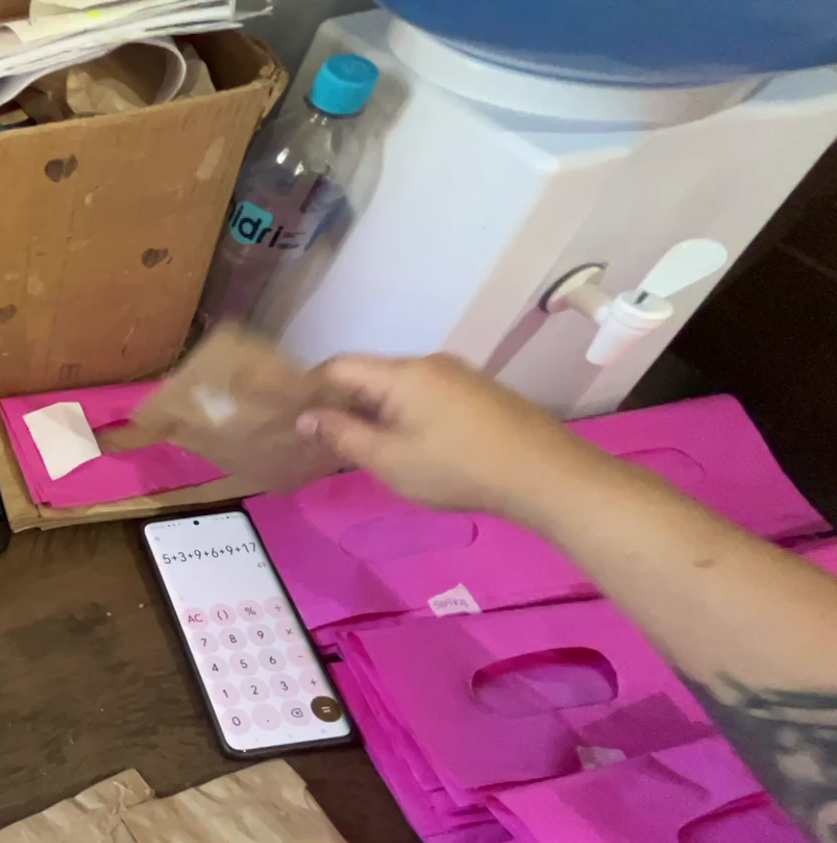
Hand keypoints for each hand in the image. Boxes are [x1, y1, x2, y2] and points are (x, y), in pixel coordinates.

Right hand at [296, 354, 604, 517]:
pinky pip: (420, 396)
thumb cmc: (457, 468)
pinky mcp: (475, 394)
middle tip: (320, 440)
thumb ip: (341, 434)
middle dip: (339, 404)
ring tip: (357, 447)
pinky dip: (399, 415)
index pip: (338, 367)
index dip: (310, 390)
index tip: (293, 421)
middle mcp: (429, 365)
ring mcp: (457, 377)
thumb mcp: (387, 459)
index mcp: (403, 374)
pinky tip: (400, 445)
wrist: (549, 478)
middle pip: (367, 376)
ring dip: (369, 412)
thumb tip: (306, 418)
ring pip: (394, 388)